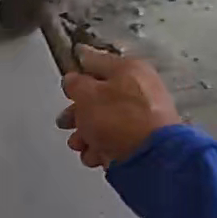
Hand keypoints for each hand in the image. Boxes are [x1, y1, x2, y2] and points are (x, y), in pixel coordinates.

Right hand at [56, 46, 181, 167]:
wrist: (150, 157)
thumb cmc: (120, 120)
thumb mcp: (86, 95)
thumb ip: (75, 84)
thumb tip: (72, 81)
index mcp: (128, 69)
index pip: (95, 60)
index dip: (76, 66)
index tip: (67, 69)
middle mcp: (139, 89)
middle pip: (98, 96)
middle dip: (77, 112)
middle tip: (66, 122)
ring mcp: (142, 116)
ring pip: (103, 121)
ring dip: (86, 134)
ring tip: (80, 144)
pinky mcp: (142, 139)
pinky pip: (115, 139)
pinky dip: (102, 148)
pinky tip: (96, 155)